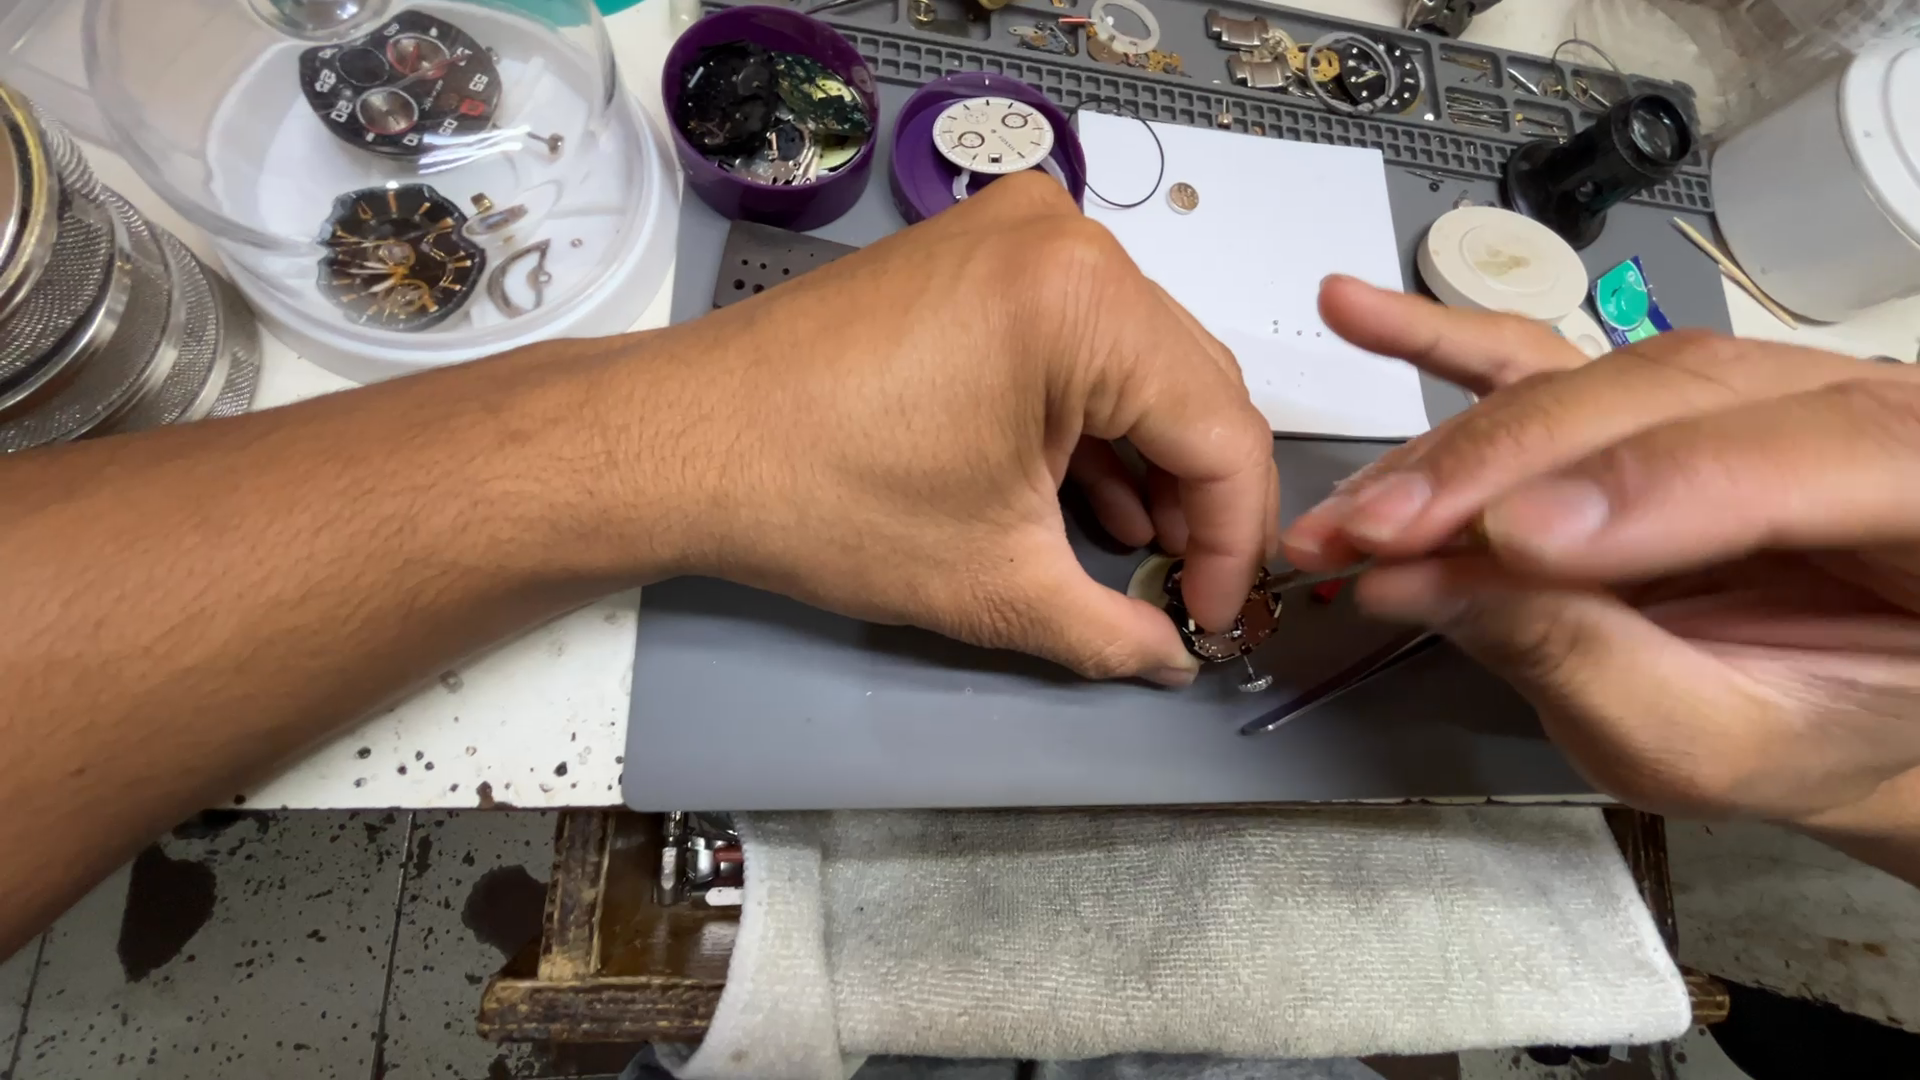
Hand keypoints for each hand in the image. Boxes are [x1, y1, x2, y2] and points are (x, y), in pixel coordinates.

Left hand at [640, 174, 1277, 684]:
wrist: (684, 444)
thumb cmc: (828, 504)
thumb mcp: (991, 583)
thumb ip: (1109, 633)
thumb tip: (1173, 659)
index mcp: (1085, 301)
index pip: (1222, 430)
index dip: (1236, 540)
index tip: (1217, 614)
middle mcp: (1066, 241)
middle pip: (1186, 388)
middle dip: (1197, 501)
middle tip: (1184, 587)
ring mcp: (1016, 238)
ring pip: (1134, 367)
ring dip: (1146, 464)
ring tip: (1138, 550)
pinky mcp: (975, 262)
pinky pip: (1074, 346)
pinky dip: (1088, 424)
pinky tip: (1084, 494)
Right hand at [1284, 276, 1919, 843]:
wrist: (1825, 704)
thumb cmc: (1799, 739)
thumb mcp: (1705, 743)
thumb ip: (1579, 663)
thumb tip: (1412, 584)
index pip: (1811, 455)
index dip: (1647, 493)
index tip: (1505, 546)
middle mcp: (1845, 407)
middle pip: (1655, 395)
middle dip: (1492, 468)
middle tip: (1375, 534)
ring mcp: (1723, 388)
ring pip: (1567, 385)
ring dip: (1435, 455)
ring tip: (1341, 522)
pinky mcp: (1620, 400)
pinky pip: (1524, 352)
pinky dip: (1428, 337)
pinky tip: (1349, 308)